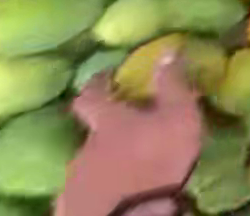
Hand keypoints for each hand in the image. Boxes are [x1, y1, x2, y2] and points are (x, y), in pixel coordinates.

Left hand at [56, 56, 203, 215]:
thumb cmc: (159, 159)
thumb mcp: (179, 114)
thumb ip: (172, 83)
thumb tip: (167, 50)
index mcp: (107, 123)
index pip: (91, 96)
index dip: (97, 83)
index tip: (105, 75)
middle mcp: (82, 149)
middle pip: (91, 134)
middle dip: (108, 130)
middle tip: (131, 131)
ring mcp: (72, 183)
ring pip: (88, 162)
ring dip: (104, 159)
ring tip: (127, 164)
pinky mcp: (70, 209)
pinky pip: (83, 190)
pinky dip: (98, 185)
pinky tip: (114, 189)